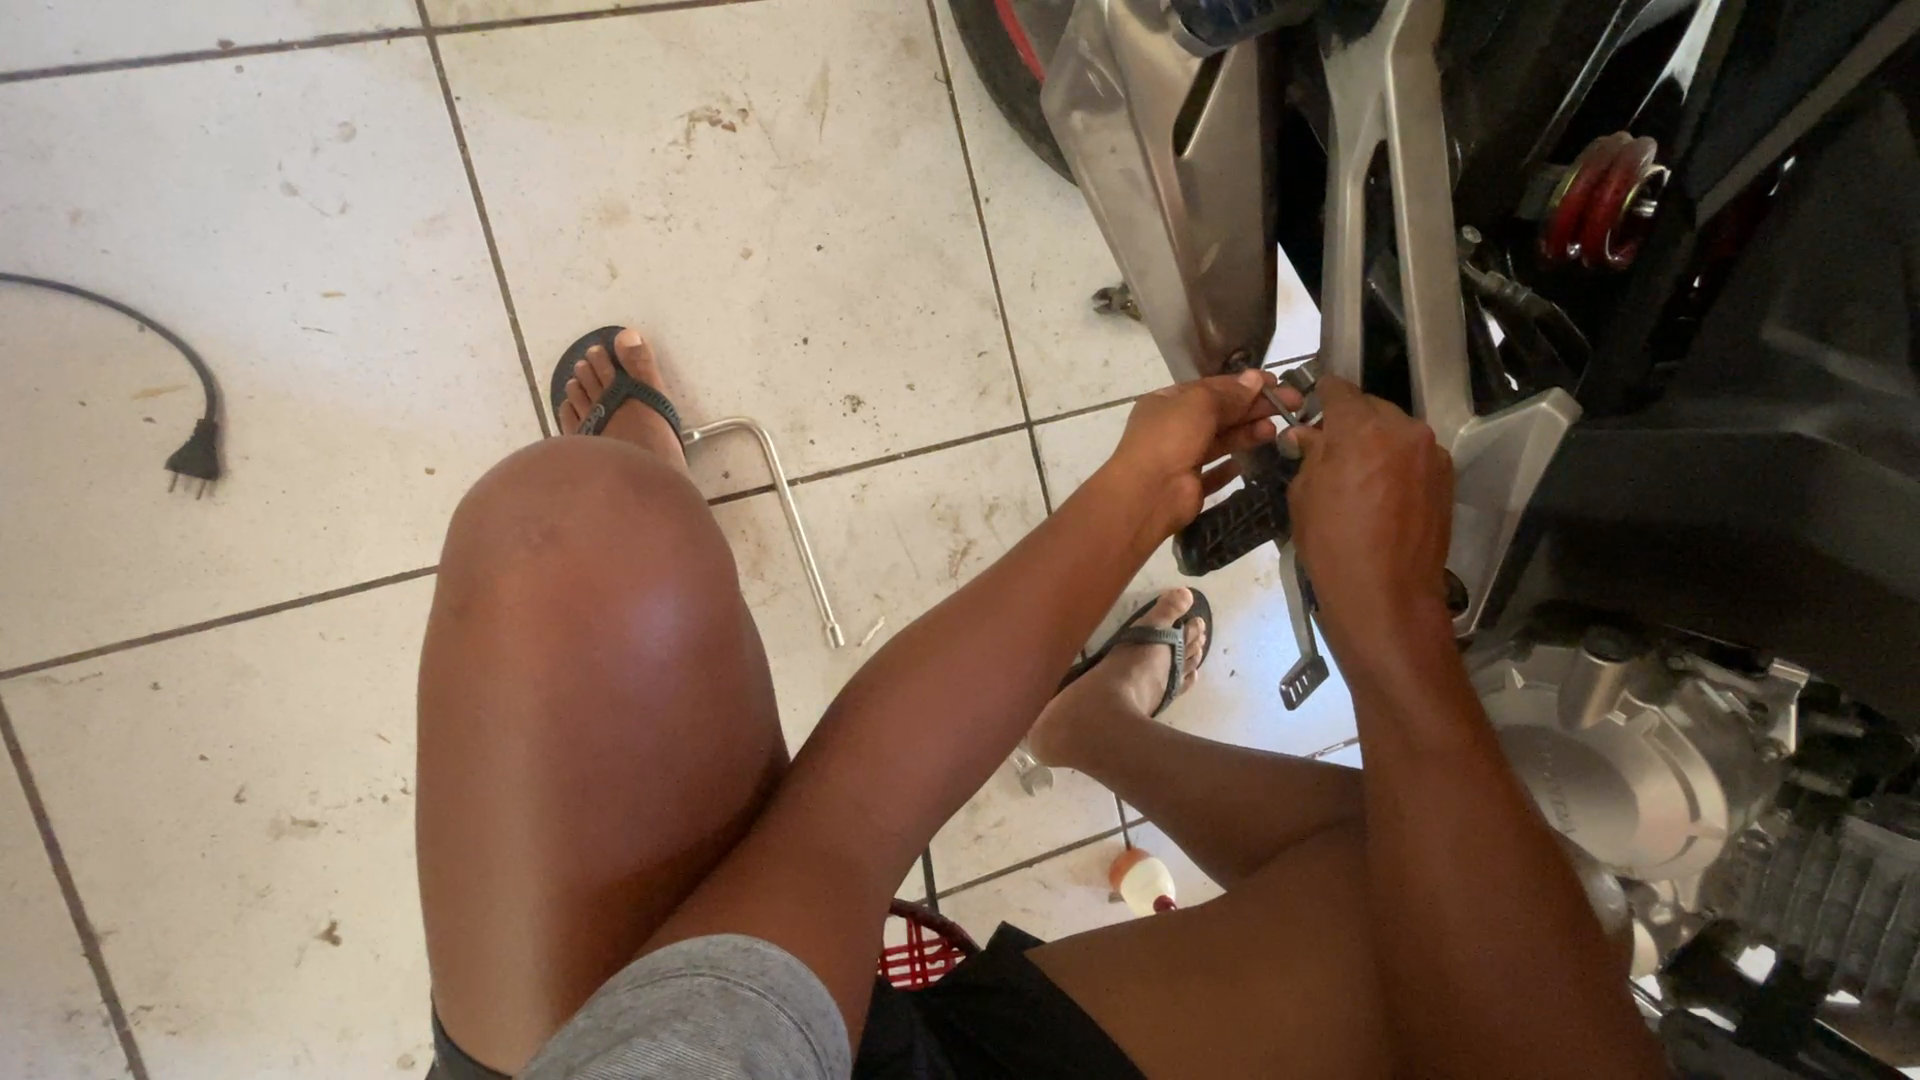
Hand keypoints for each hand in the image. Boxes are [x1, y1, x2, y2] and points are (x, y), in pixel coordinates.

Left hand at [1104, 369, 1295, 535]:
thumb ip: (1228, 394)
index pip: (1210, 388)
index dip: (1243, 384)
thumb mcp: (1199, 404)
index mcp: (1166, 402)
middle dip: (1253, 408)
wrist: (1148, 493)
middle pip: (1219, 414)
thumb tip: (1254, 379)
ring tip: (1276, 429)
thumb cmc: (1170, 438)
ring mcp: (1179, 458)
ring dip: (1248, 433)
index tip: (1276, 383)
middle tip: (1292, 405)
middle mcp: (1171, 428)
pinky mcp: (1189, 486)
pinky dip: (1229, 468)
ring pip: (1220, 441)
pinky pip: (1213, 474)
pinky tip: (1246, 463)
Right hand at [1286, 376, 1454, 658]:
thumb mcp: (1303, 496)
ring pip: (1394, 432)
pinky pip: (1412, 456)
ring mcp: (1431, 454)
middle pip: (1371, 408)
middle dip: (1348, 422)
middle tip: (1325, 447)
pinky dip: (1394, 463)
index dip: (1320, 395)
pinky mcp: (1446, 478)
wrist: (1386, 596)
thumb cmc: (1332, 545)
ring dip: (1373, 443)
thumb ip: (1310, 455)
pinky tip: (1377, 492)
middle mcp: (1404, 430)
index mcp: (1362, 429)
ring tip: (1353, 474)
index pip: (1338, 390)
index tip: (1308, 404)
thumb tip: (1308, 436)